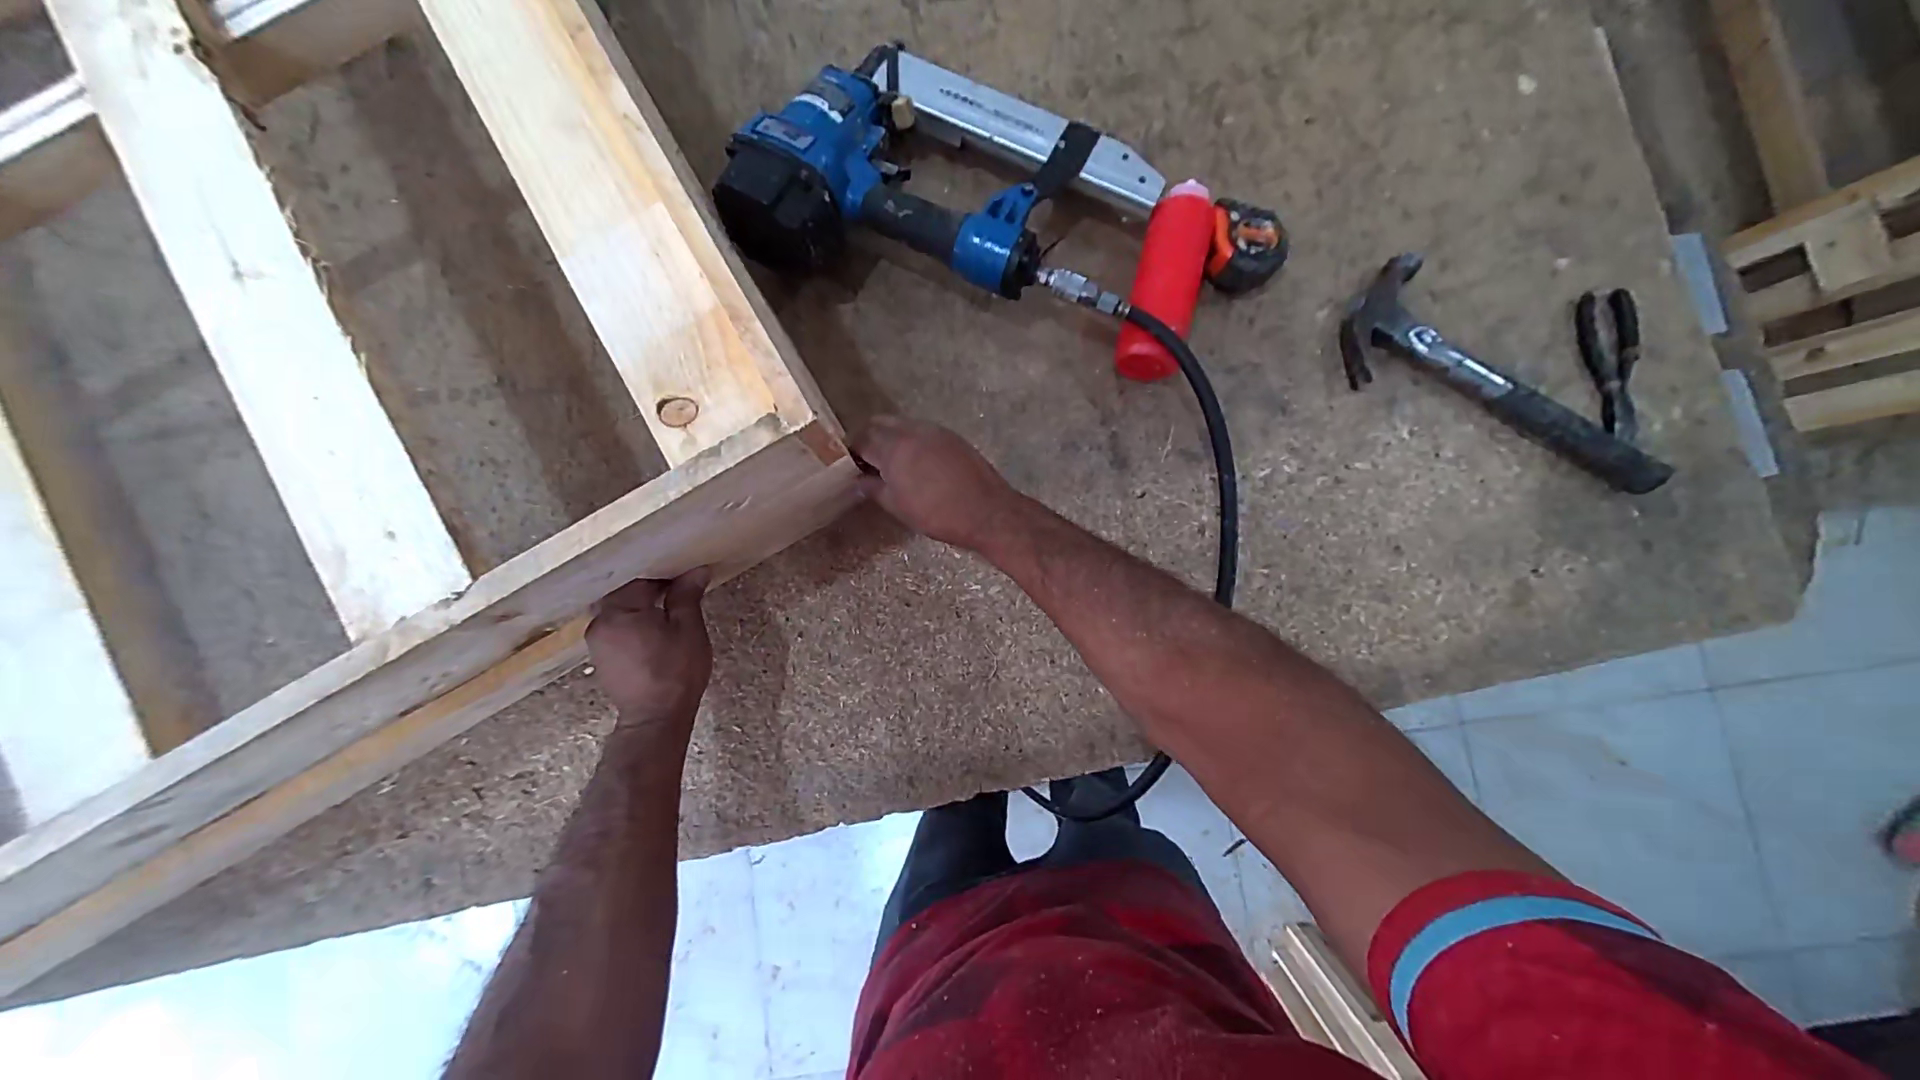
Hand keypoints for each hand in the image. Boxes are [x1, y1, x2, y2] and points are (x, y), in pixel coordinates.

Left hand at [585, 569, 712, 732]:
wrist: (656, 718)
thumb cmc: (676, 671)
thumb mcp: (689, 629)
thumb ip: (687, 595)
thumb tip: (696, 571)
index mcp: (618, 611)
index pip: (640, 579)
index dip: (665, 575)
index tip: (686, 576)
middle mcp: (599, 623)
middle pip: (624, 593)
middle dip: (651, 589)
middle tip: (679, 590)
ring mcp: (596, 642)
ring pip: (619, 611)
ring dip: (641, 607)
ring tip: (667, 610)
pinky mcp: (600, 657)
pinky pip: (616, 628)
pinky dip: (633, 623)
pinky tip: (654, 630)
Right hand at [851, 416, 1022, 550]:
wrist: (987, 512)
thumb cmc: (937, 514)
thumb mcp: (898, 506)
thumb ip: (874, 489)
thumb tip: (859, 481)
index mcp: (894, 447)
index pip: (861, 439)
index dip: (851, 451)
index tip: (848, 466)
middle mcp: (912, 431)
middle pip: (879, 424)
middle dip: (868, 439)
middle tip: (866, 462)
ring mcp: (935, 431)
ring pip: (901, 424)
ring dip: (890, 438)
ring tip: (890, 464)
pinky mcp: (952, 437)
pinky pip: (922, 431)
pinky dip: (910, 440)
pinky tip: (915, 463)